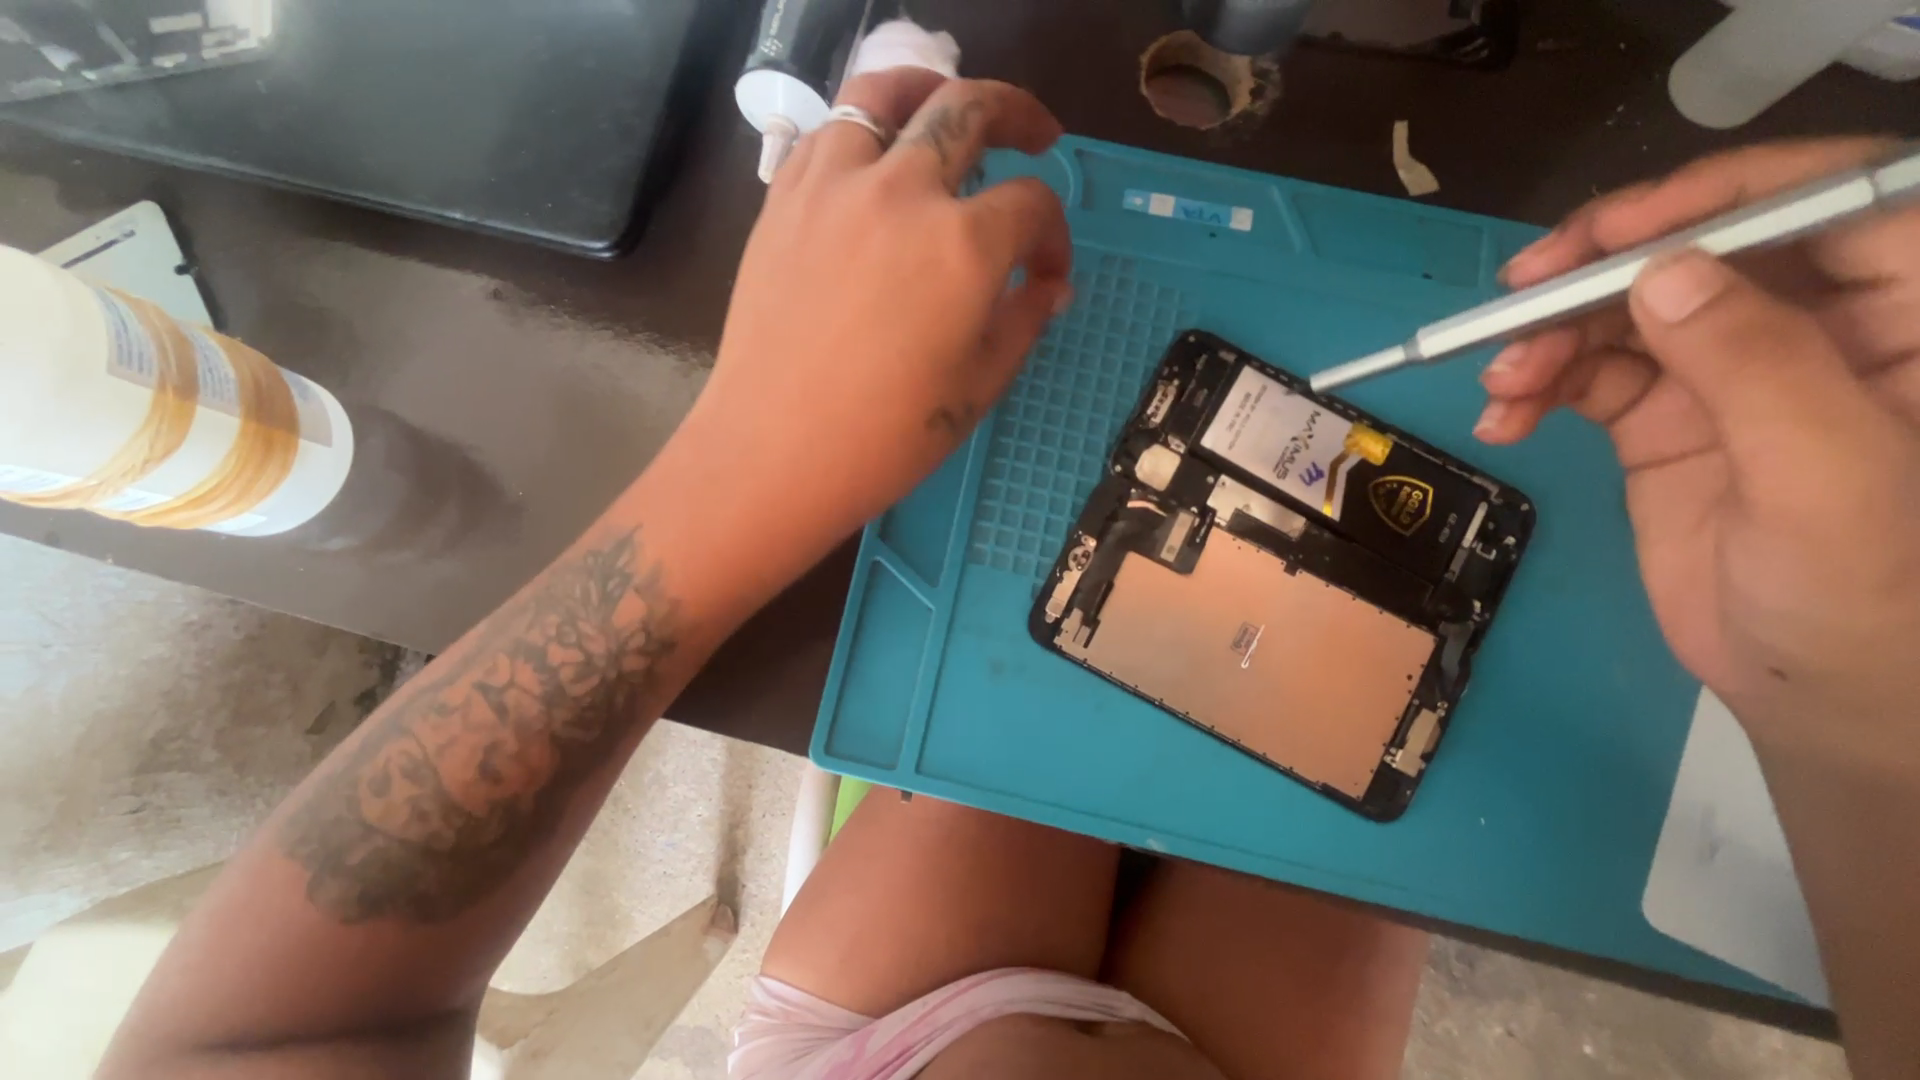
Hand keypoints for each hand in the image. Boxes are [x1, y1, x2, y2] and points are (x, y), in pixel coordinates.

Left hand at [688, 69, 1071, 545]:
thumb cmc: (887, 437)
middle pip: (970, 109)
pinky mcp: (784, 200)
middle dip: (1019, 114)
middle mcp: (902, 192)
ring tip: (947, 114)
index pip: (1032, 205)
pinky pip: (829, 132)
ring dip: (931, 92)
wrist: (775, 452)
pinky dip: (864, 131)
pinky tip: (876, 165)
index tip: (1050, 273)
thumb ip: (1024, 319)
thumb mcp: (979, 385)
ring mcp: (834, 187)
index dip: (1056, 236)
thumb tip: (1050, 285)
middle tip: (1037, 135)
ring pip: (885, 93)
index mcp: (963, 245)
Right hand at [1475, 138, 1919, 740]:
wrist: (1815, 690)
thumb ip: (1759, 366)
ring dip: (1548, 340)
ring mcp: (1730, 370)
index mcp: (1911, 313)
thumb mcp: (1828, 480)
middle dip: (1595, 274)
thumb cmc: (1872, 597)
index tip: (1605, 237)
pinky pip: (1587, 375)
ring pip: (1623, 313)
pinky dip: (1536, 388)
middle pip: (1697, 252)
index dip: (1712, 200)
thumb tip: (1661, 272)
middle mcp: (1819, 323)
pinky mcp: (1662, 415)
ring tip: (1501, 388)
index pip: (1825, 205)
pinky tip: (1504, 420)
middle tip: (1509, 304)